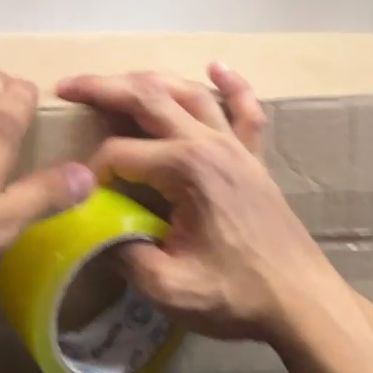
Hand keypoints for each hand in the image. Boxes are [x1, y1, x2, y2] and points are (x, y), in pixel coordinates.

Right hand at [57, 64, 358, 343]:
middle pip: (148, 98)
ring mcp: (236, 146)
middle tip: (68, 86)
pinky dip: (232, 85)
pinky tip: (216, 67)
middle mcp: (209, 143)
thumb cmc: (236, 296)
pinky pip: (245, 110)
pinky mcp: (254, 158)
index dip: (93, 169)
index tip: (82, 195)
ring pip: (188, 92)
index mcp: (185, 169)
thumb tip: (94, 229)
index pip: (120, 152)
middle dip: (102, 88)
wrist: (305, 305)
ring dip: (149, 80)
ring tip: (116, 80)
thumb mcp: (169, 288)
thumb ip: (124, 253)